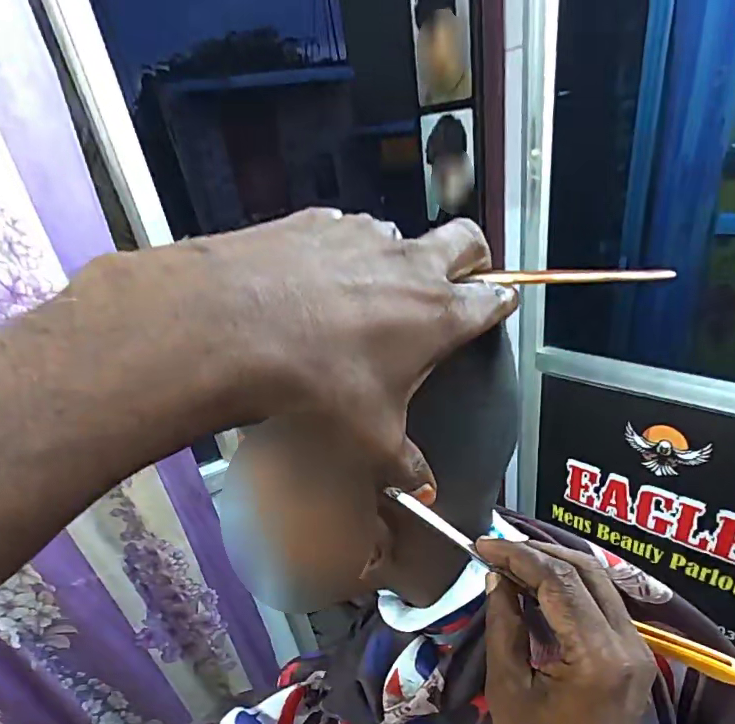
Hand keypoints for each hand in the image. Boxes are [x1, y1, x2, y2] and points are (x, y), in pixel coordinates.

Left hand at [67, 209, 517, 491]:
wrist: (236, 327)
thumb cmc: (318, 383)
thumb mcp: (369, 438)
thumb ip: (404, 463)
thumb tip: (421, 488)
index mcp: (438, 314)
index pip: (491, 297)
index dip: (499, 303)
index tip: (498, 307)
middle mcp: (409, 263)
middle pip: (465, 239)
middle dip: (471, 256)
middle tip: (459, 278)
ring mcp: (361, 235)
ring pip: (400, 234)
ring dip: (398, 257)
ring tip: (373, 292)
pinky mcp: (314, 222)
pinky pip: (342, 230)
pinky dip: (342, 252)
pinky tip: (316, 282)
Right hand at [476, 538, 655, 723]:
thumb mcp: (508, 689)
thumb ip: (505, 626)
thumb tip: (499, 579)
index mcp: (596, 656)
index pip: (558, 582)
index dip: (518, 556)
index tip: (483, 545)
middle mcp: (628, 645)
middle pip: (587, 572)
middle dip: (539, 553)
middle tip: (497, 550)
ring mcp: (638, 651)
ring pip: (600, 585)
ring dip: (557, 568)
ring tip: (513, 563)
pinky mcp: (636, 659)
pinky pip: (604, 607)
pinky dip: (571, 591)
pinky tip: (539, 590)